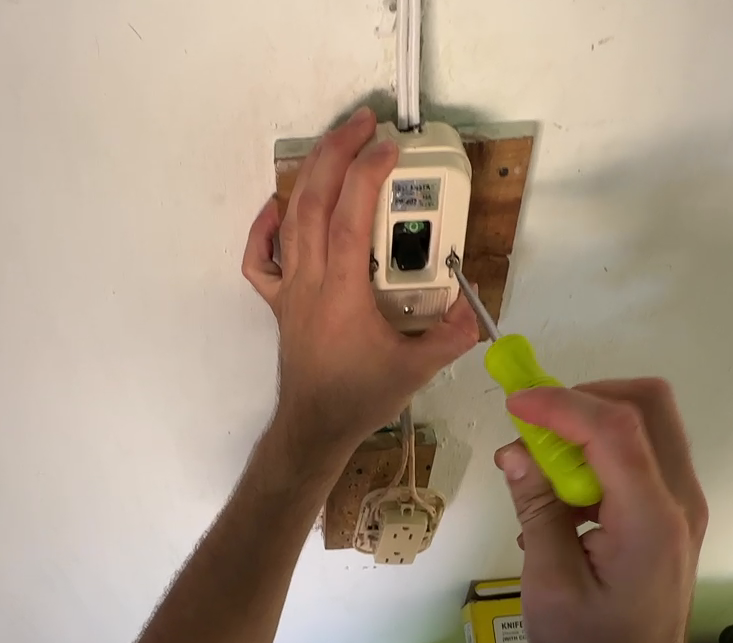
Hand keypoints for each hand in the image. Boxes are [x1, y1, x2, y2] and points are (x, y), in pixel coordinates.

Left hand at [242, 106, 478, 457]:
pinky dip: (264, 229)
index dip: (368, 176)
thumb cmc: (360, 399)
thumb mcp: (417, 369)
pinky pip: (260, 261)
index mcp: (342, 295)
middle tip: (362, 123)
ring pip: (290, 222)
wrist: (315, 428)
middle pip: (313, 205)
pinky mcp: (279, 305)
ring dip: (311, 178)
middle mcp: (309, 284)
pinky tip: (279, 209)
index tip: (390, 148)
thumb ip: (452, 335)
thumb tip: (473, 308)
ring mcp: (289, 292)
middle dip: (335, 154)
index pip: (349, 219)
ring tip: (334, 148)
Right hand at [494, 380, 708, 642]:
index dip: (561, 404)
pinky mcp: (670, 514)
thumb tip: (517, 452)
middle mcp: (678, 500)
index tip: (513, 404)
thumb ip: (538, 510)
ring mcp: (680, 504)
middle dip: (584, 399)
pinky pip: (639, 456)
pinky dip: (597, 454)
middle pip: (647, 404)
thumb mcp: (550, 584)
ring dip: (589, 426)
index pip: (615, 428)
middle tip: (534, 427)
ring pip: (646, 424)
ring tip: (539, 468)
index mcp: (650, 520)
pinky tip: (562, 500)